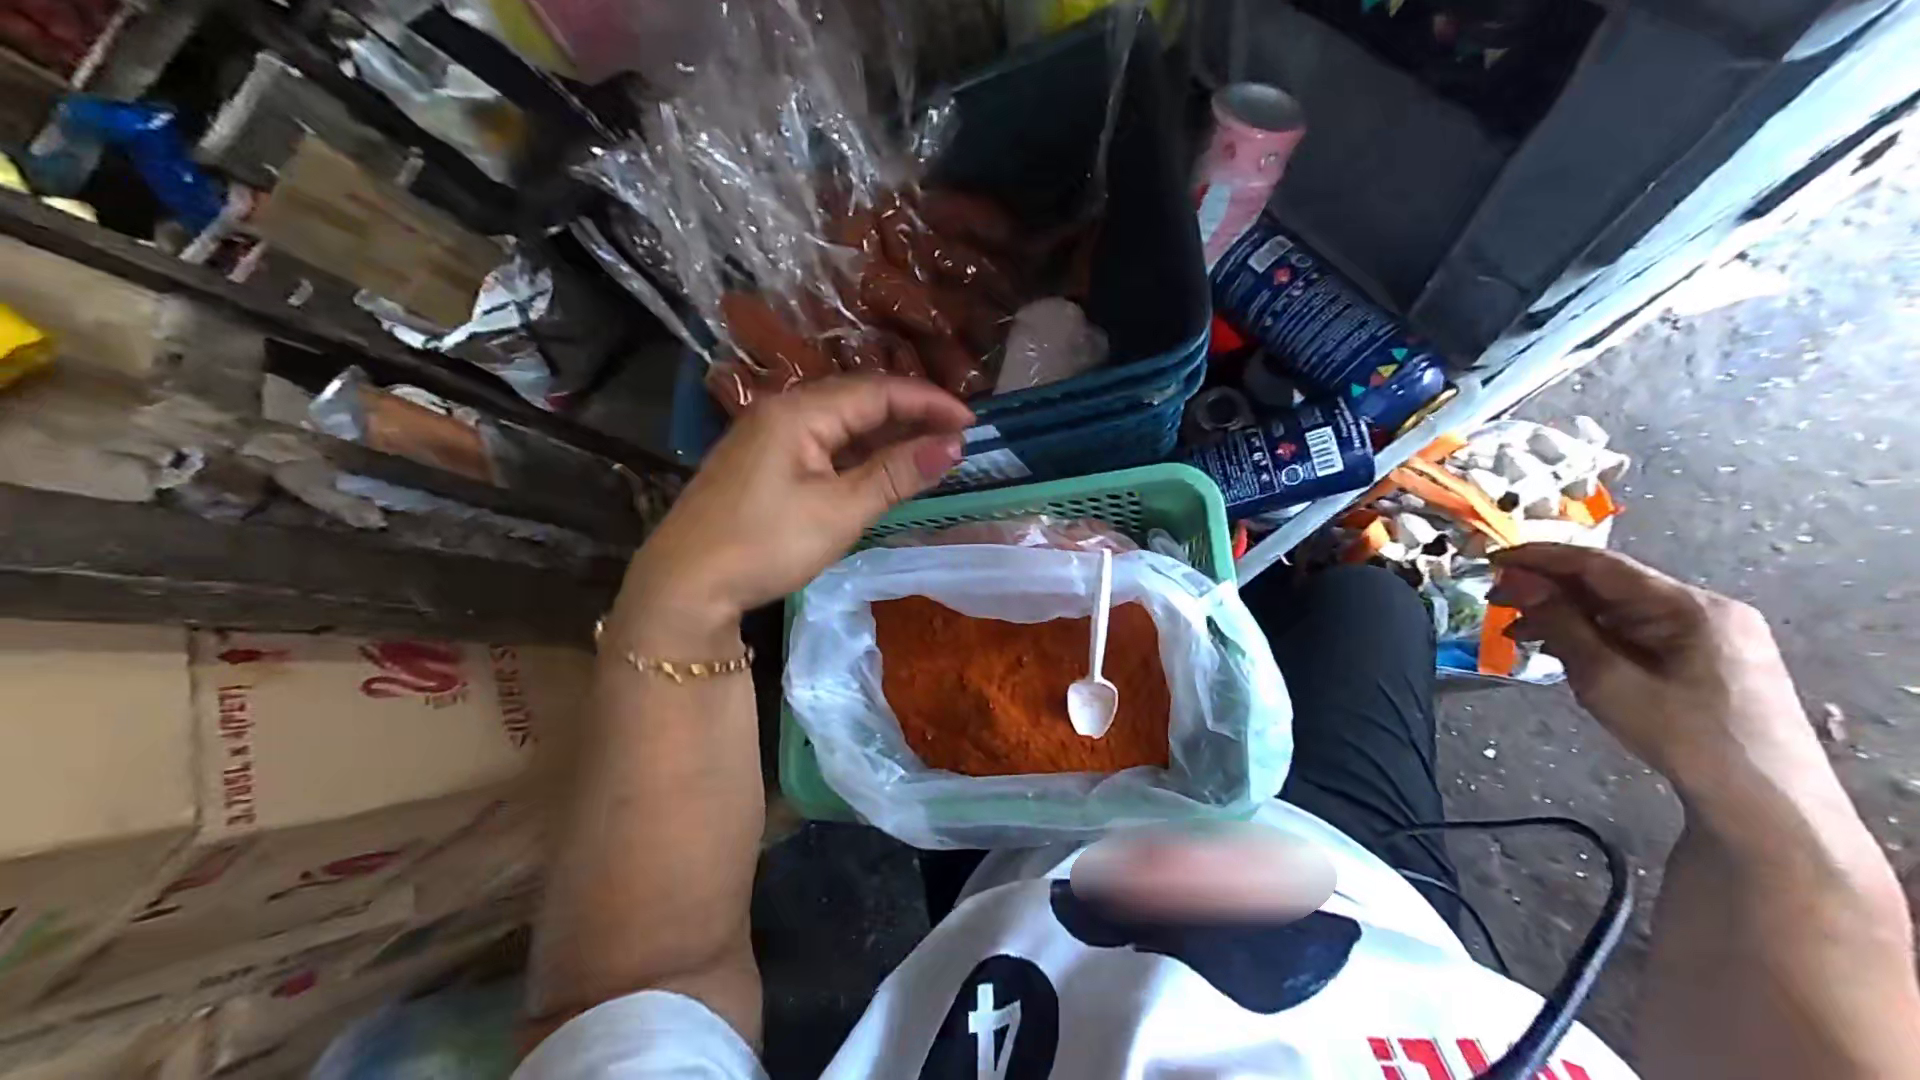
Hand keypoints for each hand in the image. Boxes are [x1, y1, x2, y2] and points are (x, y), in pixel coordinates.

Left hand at [614, 376, 973, 638]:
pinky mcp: (762, 462)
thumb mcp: (840, 511)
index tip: (971, 422)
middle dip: (910, 414)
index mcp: (799, 412)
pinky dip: (856, 452)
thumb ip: (896, 473)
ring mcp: (767, 435)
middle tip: (955, 436)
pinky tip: (877, 466)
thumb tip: (952, 445)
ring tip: (927, 449)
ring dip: (885, 433)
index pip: (878, 391)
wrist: (684, 586)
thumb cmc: (765, 545)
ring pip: (839, 422)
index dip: (929, 402)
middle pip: (858, 399)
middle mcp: (781, 410)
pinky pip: (821, 442)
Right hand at [1489, 543, 1813, 791]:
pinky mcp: (1706, 656)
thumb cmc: (1682, 734)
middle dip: (1547, 590)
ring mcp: (1709, 633)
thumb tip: (1519, 581)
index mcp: (1688, 606)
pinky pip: (1635, 630)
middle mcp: (1703, 608)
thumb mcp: (1606, 677)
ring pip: (1619, 609)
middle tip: (1495, 599)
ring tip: (1517, 632)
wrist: (1766, 801)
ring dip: (1565, 615)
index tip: (1491, 560)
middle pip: (1609, 585)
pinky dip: (1591, 633)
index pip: (1599, 564)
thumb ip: (1560, 623)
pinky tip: (1559, 648)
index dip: (1540, 557)